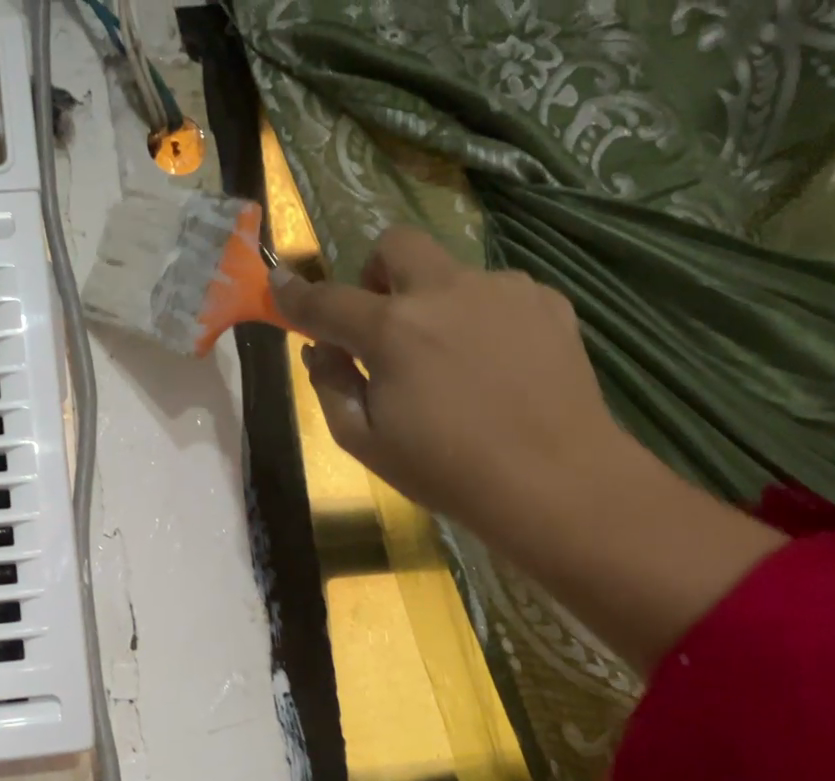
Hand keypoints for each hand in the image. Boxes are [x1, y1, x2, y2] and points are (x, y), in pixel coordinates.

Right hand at [272, 226, 785, 672]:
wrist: (556, 481)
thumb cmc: (446, 470)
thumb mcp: (364, 442)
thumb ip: (331, 386)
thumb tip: (321, 350)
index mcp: (392, 330)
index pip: (326, 300)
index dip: (294, 293)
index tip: (279, 285)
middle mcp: (445, 291)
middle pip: (395, 245)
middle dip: (374, 274)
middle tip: (381, 324)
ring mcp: (502, 290)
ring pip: (450, 272)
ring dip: (432, 302)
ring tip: (450, 362)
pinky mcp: (546, 302)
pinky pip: (495, 294)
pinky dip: (479, 318)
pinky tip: (494, 368)